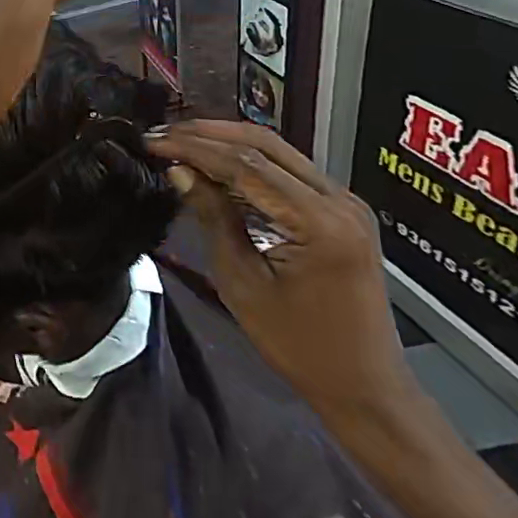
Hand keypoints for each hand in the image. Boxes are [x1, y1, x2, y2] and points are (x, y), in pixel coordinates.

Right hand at [145, 121, 415, 419]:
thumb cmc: (298, 345)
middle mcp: (339, 199)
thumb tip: (179, 171)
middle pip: (265, 144)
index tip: (153, 141)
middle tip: (161, 133)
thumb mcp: (242, 283)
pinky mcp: (341, 210)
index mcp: (319, 221)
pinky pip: (288, 171)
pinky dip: (247, 161)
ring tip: (179, 140)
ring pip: (278, 151)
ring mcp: (345, 202)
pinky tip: (214, 163)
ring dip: (226, 141)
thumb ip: (213, 218)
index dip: (193, 147)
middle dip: (207, 133)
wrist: (364, 385)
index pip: (245, 164)